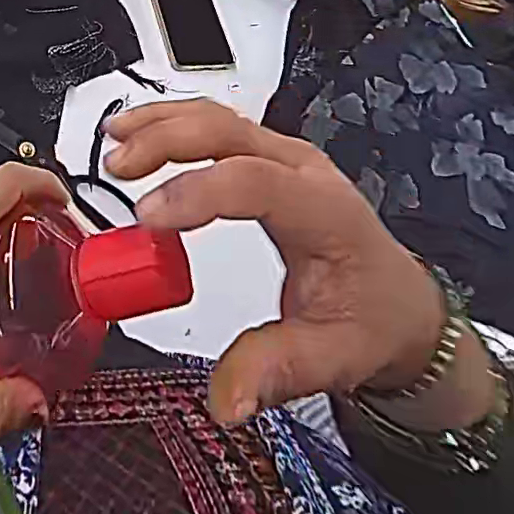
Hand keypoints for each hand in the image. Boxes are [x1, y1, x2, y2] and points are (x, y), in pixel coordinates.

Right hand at [105, 99, 451, 426]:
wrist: (396, 298)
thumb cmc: (373, 317)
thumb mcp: (334, 355)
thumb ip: (277, 371)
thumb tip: (225, 397)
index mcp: (324, 211)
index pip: (255, 181)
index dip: (196, 192)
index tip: (148, 217)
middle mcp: (302, 170)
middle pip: (229, 130)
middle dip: (167, 139)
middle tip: (119, 165)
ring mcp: (284, 157)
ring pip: (218, 116)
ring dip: (163, 121)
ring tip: (118, 137)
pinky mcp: (267, 158)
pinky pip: (216, 125)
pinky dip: (174, 123)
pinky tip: (143, 130)